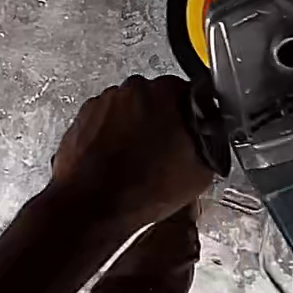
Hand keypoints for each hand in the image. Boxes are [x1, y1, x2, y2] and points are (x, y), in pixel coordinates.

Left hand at [48, 74, 215, 237]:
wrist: (91, 203)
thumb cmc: (138, 189)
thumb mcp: (199, 172)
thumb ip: (207, 143)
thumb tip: (207, 141)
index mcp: (167, 93)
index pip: (190, 92)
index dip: (192, 115)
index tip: (191, 130)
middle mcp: (135, 89)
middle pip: (157, 97)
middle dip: (162, 118)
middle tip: (165, 148)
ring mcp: (107, 99)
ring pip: (130, 107)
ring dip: (135, 125)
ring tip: (138, 158)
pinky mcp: (85, 112)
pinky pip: (106, 118)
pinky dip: (111, 132)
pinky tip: (117, 158)